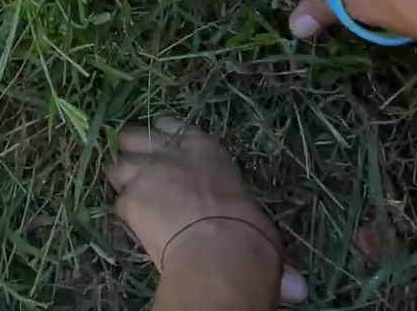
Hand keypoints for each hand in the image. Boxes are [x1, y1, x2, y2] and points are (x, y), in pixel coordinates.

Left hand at [106, 119, 307, 303]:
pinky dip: (125, 216)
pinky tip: (133, 228)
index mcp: (204, 147)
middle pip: (134, 134)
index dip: (164, 136)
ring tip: (128, 197)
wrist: (221, 250)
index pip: (174, 126)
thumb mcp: (257, 223)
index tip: (163, 148)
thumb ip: (261, 241)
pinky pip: (119, 204)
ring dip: (120, 180)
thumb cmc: (249, 232)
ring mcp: (146, 172)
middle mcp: (171, 151)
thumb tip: (299, 290)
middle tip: (135, 168)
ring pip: (117, 166)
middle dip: (131, 148)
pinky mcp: (130, 199)